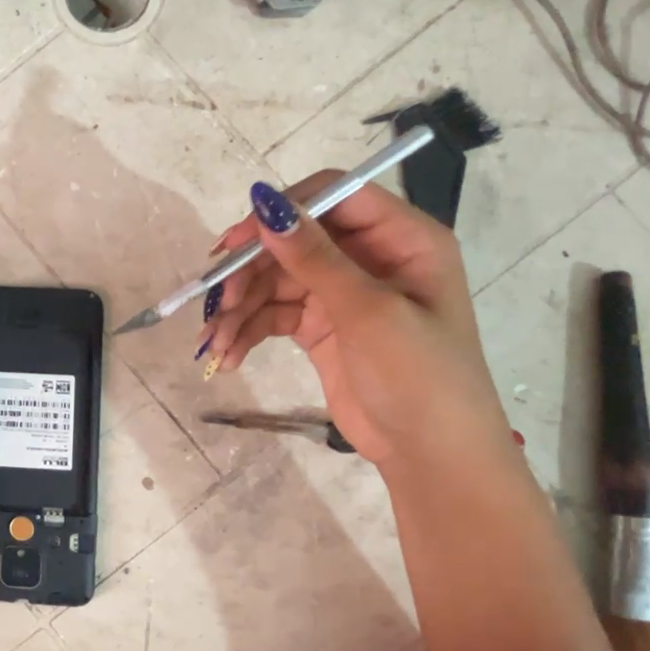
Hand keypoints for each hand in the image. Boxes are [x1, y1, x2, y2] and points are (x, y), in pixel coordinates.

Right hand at [197, 175, 512, 468]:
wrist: (433, 454)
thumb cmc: (421, 375)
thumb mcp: (367, 311)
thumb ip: (313, 257)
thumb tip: (264, 204)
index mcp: (401, 239)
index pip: (332, 197)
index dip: (279, 212)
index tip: (232, 244)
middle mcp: (370, 257)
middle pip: (291, 242)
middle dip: (248, 273)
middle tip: (216, 304)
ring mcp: (342, 293)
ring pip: (273, 281)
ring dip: (239, 310)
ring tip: (216, 343)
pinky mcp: (320, 326)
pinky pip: (271, 315)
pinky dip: (246, 333)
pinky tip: (228, 357)